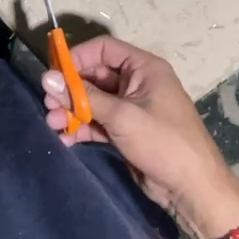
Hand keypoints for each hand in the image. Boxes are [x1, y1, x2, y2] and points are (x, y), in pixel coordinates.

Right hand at [42, 36, 238, 238]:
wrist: (192, 189)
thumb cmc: (163, 142)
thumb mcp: (121, 116)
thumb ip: (82, 96)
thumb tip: (46, 78)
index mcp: (144, 68)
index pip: (104, 49)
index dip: (77, 57)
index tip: (54, 74)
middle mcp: (137, 83)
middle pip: (94, 75)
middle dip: (70, 89)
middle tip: (48, 103)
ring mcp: (131, 108)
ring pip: (93, 100)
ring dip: (71, 110)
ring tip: (53, 123)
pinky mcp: (126, 131)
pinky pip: (97, 121)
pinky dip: (81, 127)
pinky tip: (65, 138)